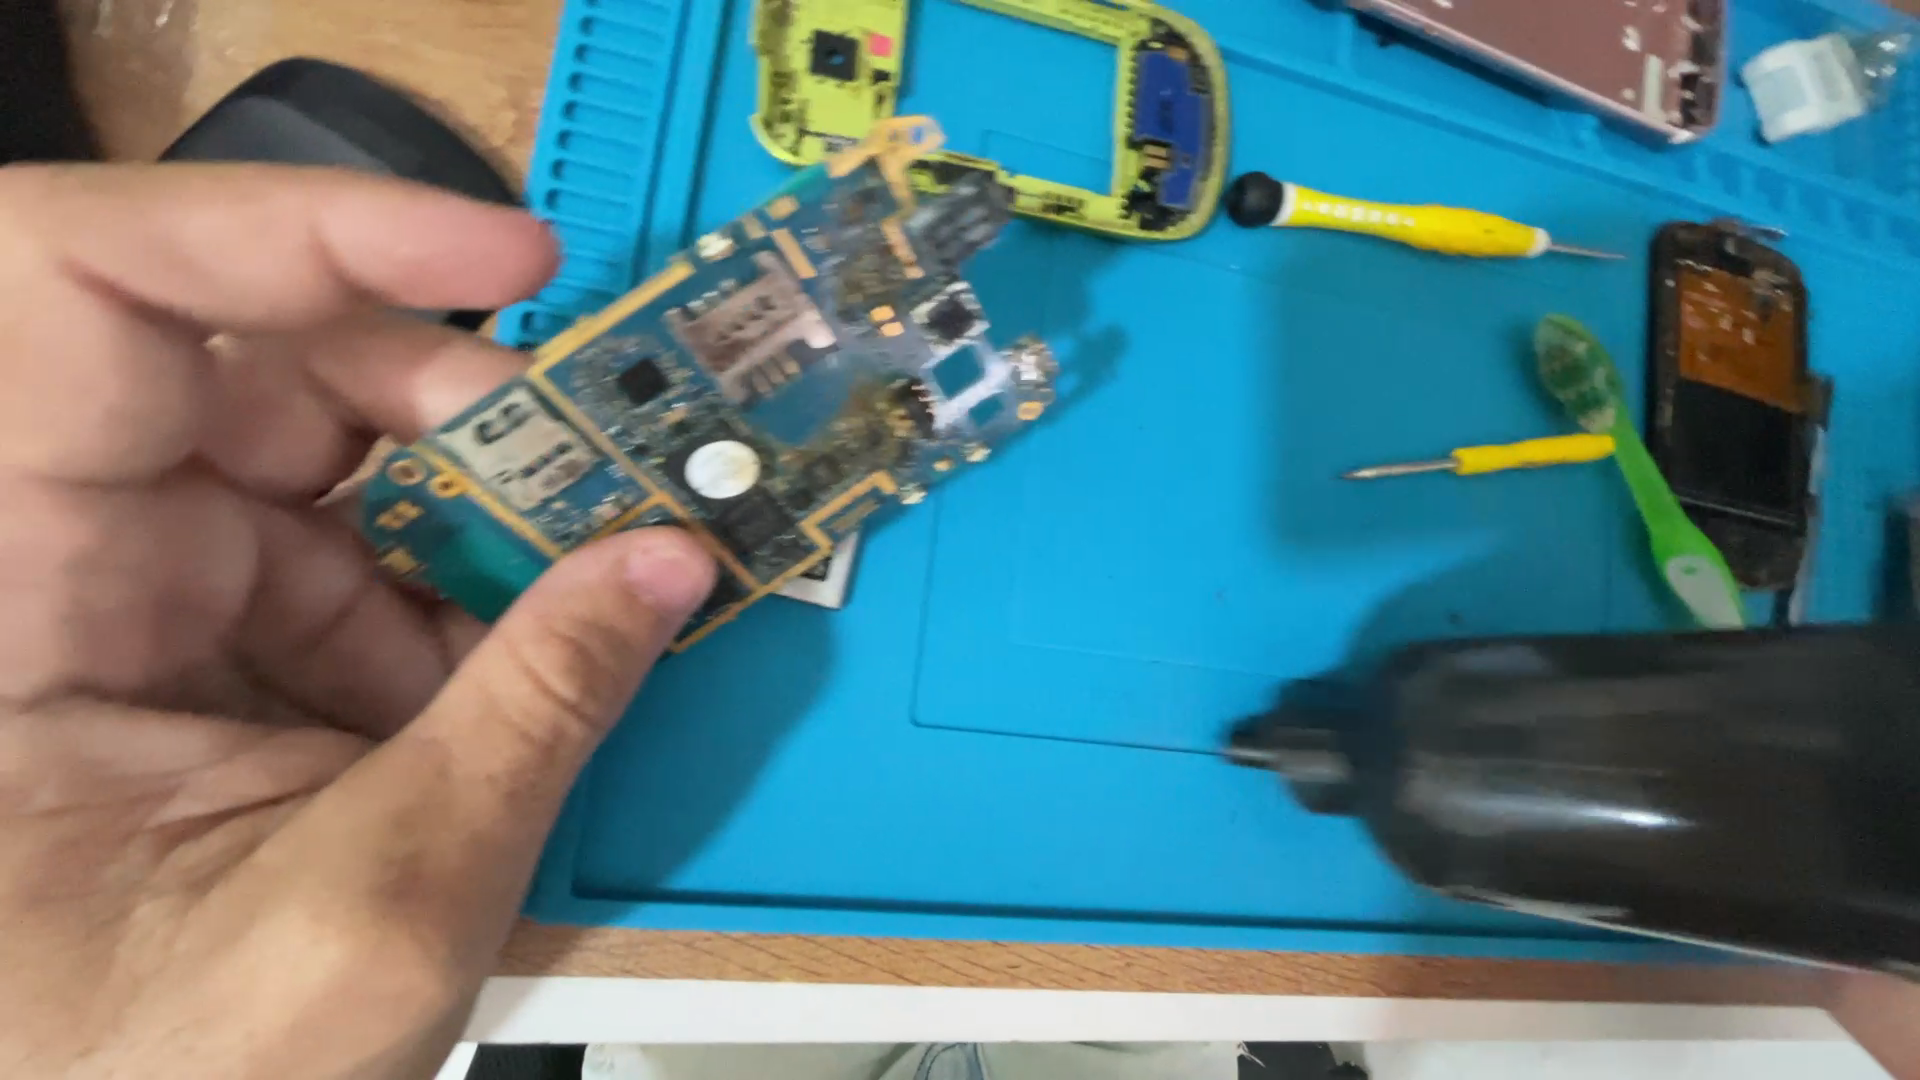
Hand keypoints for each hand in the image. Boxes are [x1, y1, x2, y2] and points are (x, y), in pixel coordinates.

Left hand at [0, 165, 715, 1076]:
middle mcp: (38, 564)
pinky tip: (541, 632)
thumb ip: (549, 701)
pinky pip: (371, 552)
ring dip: (493, 502)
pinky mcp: (218, 639)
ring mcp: (139, 600)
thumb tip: (675, 563)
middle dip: (463, 401)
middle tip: (602, 460)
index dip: (311, 234)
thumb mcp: (392, 890)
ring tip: (598, 560)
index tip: (513, 257)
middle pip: (266, 372)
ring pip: (344, 464)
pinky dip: (479, 577)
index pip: (80, 293)